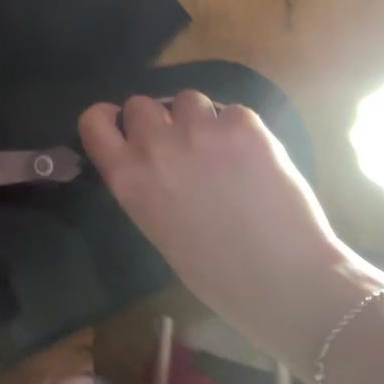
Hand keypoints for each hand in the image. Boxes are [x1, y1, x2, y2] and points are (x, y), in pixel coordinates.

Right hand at [80, 92, 383, 369]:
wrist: (289, 284)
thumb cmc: (218, 276)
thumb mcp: (159, 229)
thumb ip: (146, 184)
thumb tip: (154, 159)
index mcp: (129, 179)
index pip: (94, 122)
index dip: (108, 119)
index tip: (122, 127)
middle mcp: (157, 147)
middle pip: (141, 104)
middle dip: (158, 120)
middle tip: (181, 146)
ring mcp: (201, 131)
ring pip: (189, 99)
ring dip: (200, 119)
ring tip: (223, 151)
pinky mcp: (244, 125)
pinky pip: (233, 111)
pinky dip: (240, 130)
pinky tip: (255, 159)